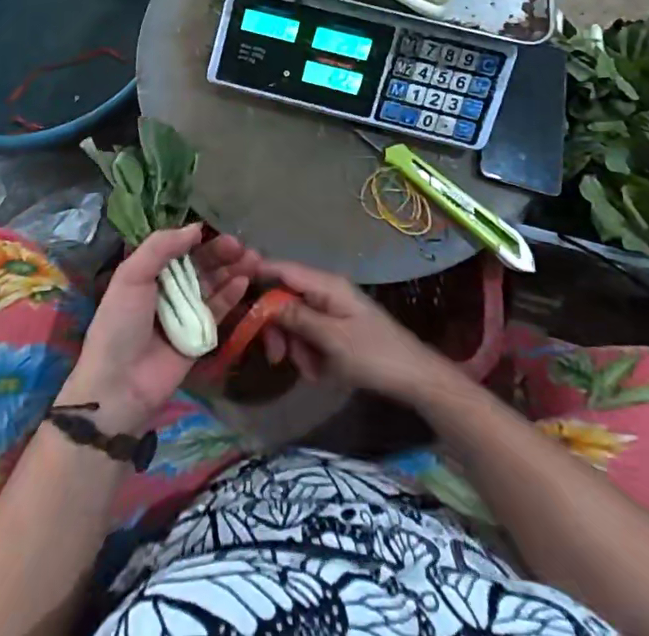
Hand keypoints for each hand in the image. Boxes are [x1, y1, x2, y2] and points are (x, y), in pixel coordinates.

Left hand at [60, 225, 258, 432]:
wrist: (121, 382)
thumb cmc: (120, 323)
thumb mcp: (131, 276)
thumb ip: (160, 247)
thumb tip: (195, 227)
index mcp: (146, 273)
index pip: (176, 249)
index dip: (196, 239)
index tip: (217, 229)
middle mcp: (167, 289)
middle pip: (199, 265)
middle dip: (220, 253)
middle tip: (240, 245)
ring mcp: (184, 312)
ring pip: (212, 284)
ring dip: (231, 270)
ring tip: (252, 258)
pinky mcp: (200, 334)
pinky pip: (218, 310)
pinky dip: (230, 295)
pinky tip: (243, 281)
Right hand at [262, 260, 450, 399]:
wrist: (415, 379)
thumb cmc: (374, 355)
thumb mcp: (331, 338)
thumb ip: (296, 317)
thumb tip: (264, 300)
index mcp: (326, 285)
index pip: (281, 269)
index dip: (256, 275)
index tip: (233, 290)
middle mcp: (326, 291)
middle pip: (284, 298)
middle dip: (277, 327)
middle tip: (276, 356)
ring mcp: (331, 309)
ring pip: (294, 320)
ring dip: (294, 346)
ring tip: (309, 371)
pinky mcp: (336, 327)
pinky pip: (309, 334)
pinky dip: (308, 352)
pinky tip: (318, 373)